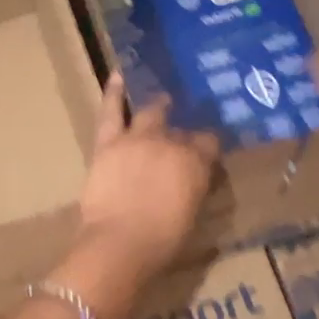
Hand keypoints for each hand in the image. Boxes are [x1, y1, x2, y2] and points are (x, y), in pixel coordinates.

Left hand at [72, 74, 219, 285]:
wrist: (120, 243)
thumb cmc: (162, 241)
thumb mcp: (191, 215)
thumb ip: (193, 190)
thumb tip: (191, 183)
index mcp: (197, 162)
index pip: (210, 142)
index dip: (209, 146)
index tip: (208, 151)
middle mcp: (171, 143)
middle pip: (181, 128)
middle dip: (183, 129)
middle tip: (182, 132)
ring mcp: (138, 138)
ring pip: (151, 113)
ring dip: (158, 105)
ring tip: (162, 99)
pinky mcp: (109, 142)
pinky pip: (112, 110)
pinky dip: (114, 92)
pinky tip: (118, 74)